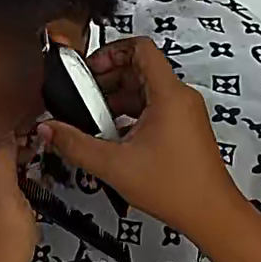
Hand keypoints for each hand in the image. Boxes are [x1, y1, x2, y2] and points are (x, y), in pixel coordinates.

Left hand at [0, 135, 37, 261]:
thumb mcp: (3, 195)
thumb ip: (2, 161)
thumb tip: (4, 133)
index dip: (7, 130)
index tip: (31, 128)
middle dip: (16, 148)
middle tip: (40, 146)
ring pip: (3, 176)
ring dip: (21, 167)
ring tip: (41, 164)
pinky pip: (10, 195)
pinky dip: (23, 188)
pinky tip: (35, 192)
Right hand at [36, 37, 249, 240]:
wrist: (209, 213)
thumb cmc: (179, 189)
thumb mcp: (113, 164)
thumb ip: (74, 144)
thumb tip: (50, 130)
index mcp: (169, 95)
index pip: (140, 48)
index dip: (110, 51)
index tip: (91, 67)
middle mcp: (180, 99)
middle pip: (139, 68)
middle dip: (107, 79)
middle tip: (86, 96)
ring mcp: (184, 113)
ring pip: (144, 90)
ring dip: (117, 100)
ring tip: (96, 120)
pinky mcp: (184, 128)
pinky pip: (153, 108)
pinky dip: (130, 115)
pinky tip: (113, 138)